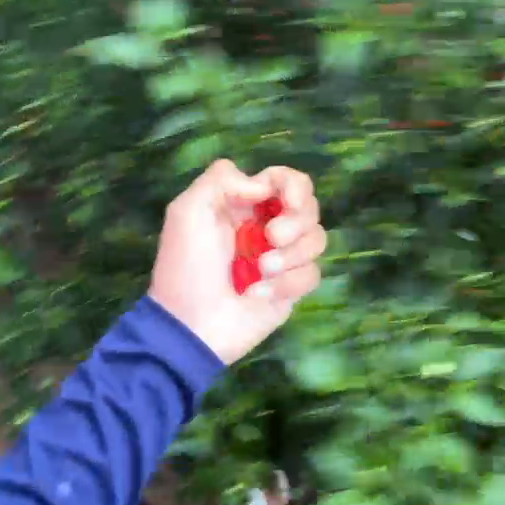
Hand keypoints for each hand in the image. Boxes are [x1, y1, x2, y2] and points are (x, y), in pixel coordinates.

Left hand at [148, 160, 326, 364]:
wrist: (190, 324)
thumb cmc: (186, 265)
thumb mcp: (188, 210)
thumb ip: (221, 179)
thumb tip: (264, 186)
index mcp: (244, 203)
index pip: (286, 180)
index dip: (295, 186)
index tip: (289, 202)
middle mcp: (268, 226)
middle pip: (309, 208)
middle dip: (296, 221)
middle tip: (271, 237)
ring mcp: (282, 258)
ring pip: (317, 239)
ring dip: (291, 254)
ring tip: (260, 270)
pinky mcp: (291, 289)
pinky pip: (311, 275)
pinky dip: (287, 284)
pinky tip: (257, 294)